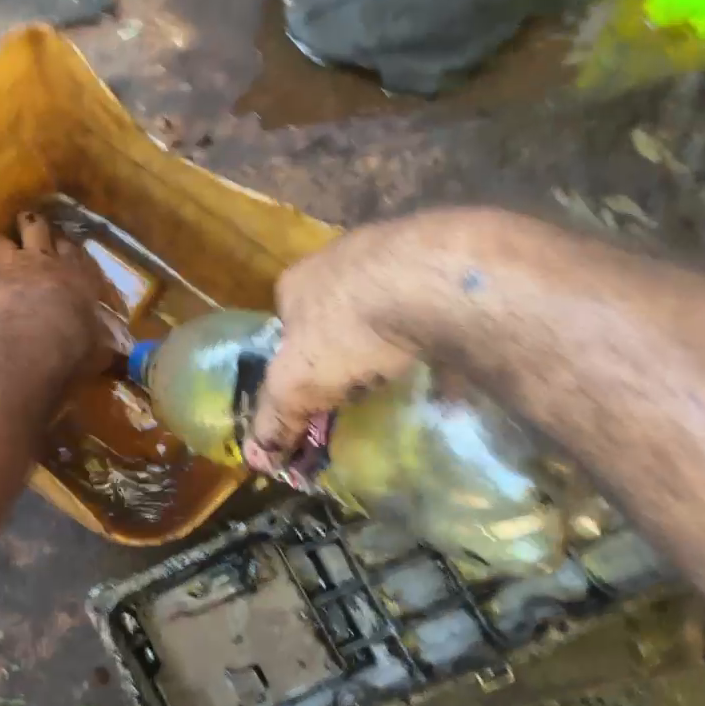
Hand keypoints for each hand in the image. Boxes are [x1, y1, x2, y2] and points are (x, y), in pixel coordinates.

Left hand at [0, 211, 132, 369]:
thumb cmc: (78, 339)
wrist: (38, 336)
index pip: (73, 250)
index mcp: (77, 274)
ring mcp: (9, 268)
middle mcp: (43, 262)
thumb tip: (117, 357)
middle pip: (35, 228)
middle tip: (26, 224)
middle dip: (31, 225)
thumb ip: (103, 346)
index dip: (66, 247)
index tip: (62, 245)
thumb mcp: (99, 346)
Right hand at [245, 208, 527, 470]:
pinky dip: (435, 323)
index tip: (318, 389)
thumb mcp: (296, 386)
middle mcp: (341, 256)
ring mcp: (397, 248)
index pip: (287, 324)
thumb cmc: (347, 331)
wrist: (435, 280)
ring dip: (393, 332)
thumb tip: (257, 457)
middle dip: (348, 345)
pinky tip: (447, 349)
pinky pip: (434, 299)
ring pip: (387, 301)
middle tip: (362, 381)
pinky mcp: (447, 255)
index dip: (298, 358)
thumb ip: (276, 419)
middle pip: (337, 311)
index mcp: (297, 281)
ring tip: (407, 368)